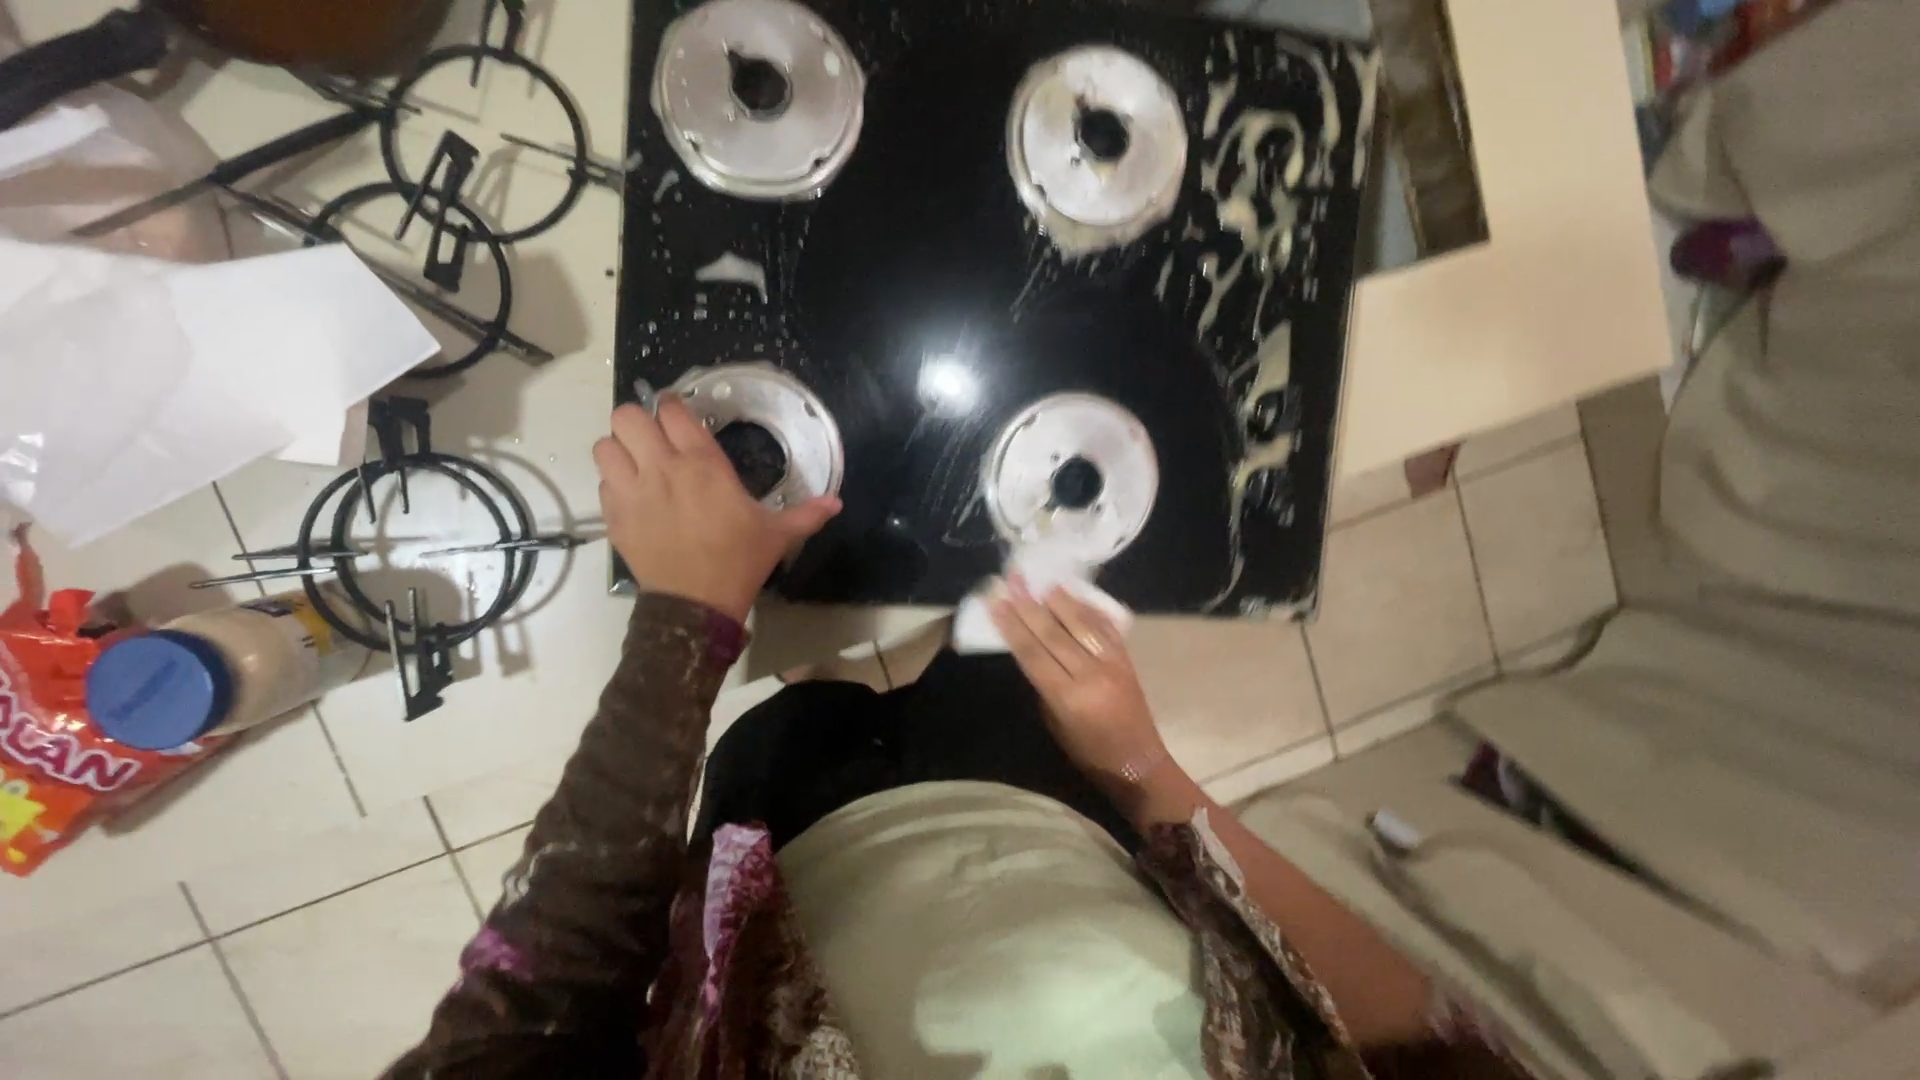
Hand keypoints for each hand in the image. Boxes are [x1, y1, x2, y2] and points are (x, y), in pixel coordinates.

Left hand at [594, 396, 840, 622]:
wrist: (697, 603)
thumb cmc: (739, 561)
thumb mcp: (778, 534)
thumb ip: (807, 513)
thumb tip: (837, 503)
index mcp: (703, 464)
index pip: (672, 411)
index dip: (672, 408)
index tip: (678, 418)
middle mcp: (662, 468)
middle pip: (628, 417)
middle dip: (638, 422)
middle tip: (653, 438)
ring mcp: (632, 491)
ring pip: (604, 444)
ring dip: (619, 449)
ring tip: (635, 462)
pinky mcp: (614, 516)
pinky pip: (602, 482)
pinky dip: (613, 483)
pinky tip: (632, 496)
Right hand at [989, 577, 1169, 791]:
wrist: (1137, 761)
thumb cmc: (1088, 751)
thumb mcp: (1055, 722)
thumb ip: (1043, 683)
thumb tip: (1032, 648)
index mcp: (1067, 696)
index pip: (1033, 653)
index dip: (1012, 626)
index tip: (997, 603)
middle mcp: (1090, 673)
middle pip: (1053, 633)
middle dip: (1029, 606)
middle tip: (1012, 581)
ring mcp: (1112, 662)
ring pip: (1081, 623)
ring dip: (1059, 600)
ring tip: (1041, 582)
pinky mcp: (1127, 657)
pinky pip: (1104, 626)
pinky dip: (1087, 609)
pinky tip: (1072, 596)